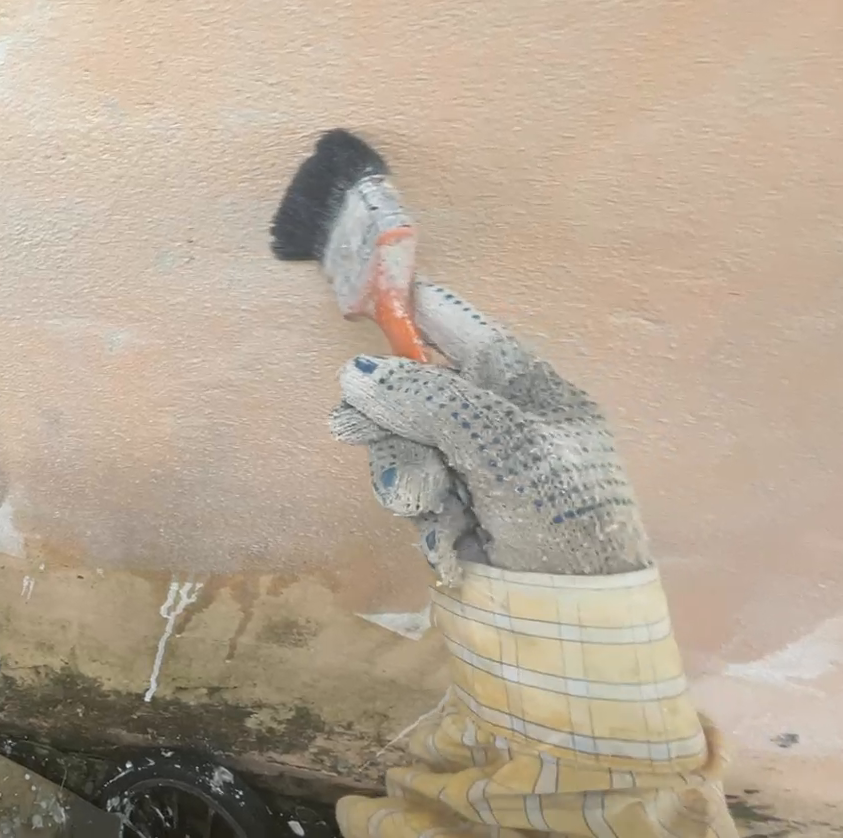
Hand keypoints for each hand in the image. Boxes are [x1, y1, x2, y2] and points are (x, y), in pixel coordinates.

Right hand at [330, 282, 650, 577]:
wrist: (565, 615)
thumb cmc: (559, 517)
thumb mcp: (506, 449)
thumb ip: (430, 402)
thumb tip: (355, 372)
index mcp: (528, 389)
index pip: (462, 328)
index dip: (415, 311)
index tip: (365, 303)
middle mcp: (493, 415)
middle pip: (409, 384)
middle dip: (387, 416)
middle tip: (352, 430)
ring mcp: (464, 454)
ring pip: (394, 433)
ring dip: (401, 469)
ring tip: (425, 503)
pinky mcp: (442, 489)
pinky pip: (398, 473)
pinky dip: (410, 500)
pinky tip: (437, 523)